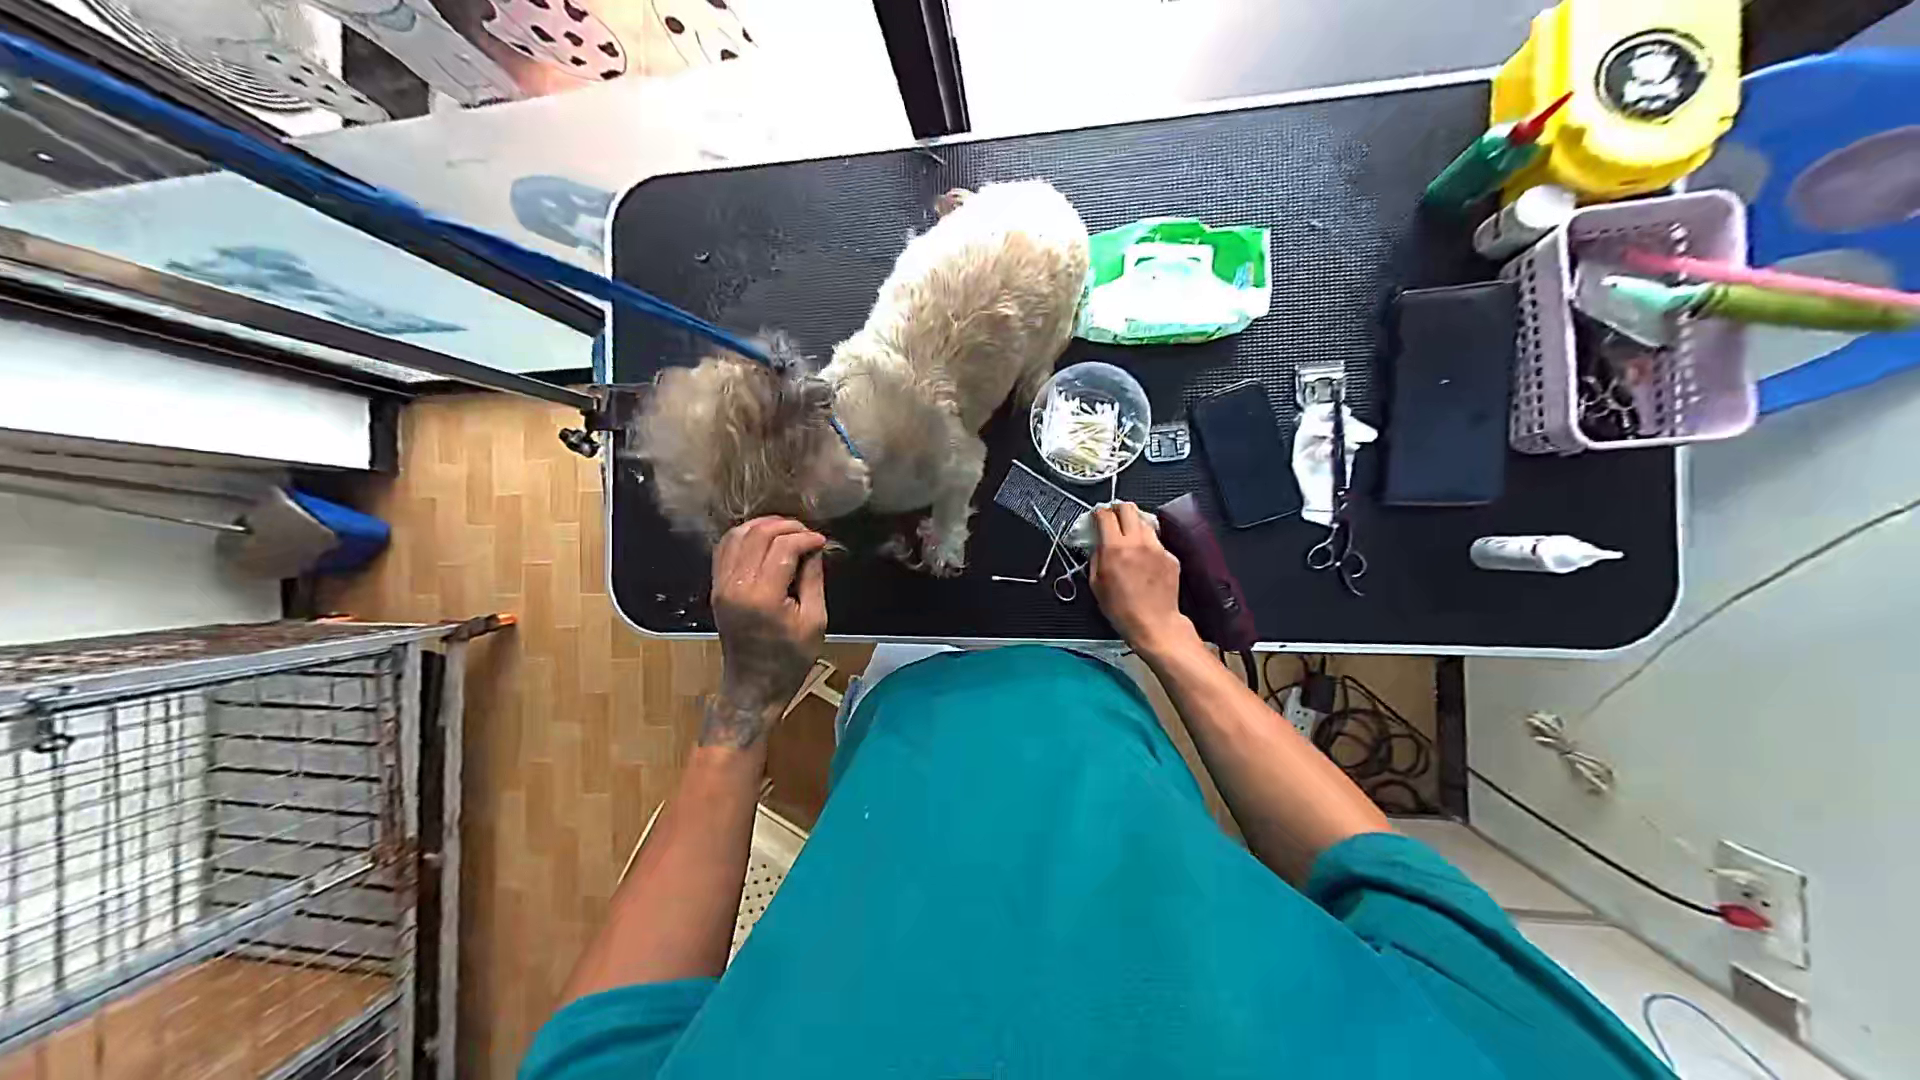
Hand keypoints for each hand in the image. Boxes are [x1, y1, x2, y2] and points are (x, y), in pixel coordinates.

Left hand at [705, 517, 828, 748]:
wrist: (754, 686)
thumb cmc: (790, 659)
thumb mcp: (815, 620)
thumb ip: (813, 578)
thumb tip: (814, 548)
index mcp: (763, 597)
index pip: (783, 547)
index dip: (806, 538)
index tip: (821, 542)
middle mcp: (737, 586)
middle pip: (758, 534)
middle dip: (786, 526)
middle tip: (807, 533)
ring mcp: (721, 586)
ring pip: (737, 536)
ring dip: (763, 526)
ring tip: (787, 531)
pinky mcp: (716, 588)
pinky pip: (725, 549)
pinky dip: (744, 536)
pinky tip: (764, 539)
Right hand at [1089, 503, 1198, 657]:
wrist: (1153, 623)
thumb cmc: (1121, 609)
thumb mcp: (1096, 583)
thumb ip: (1095, 557)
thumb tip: (1098, 543)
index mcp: (1114, 548)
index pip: (1105, 515)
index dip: (1099, 512)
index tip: (1097, 516)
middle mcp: (1137, 542)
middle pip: (1128, 508)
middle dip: (1118, 510)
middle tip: (1113, 518)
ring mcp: (1157, 548)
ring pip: (1145, 522)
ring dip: (1134, 524)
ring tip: (1129, 538)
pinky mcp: (1170, 556)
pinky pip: (1157, 541)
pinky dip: (1148, 544)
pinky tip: (1144, 559)